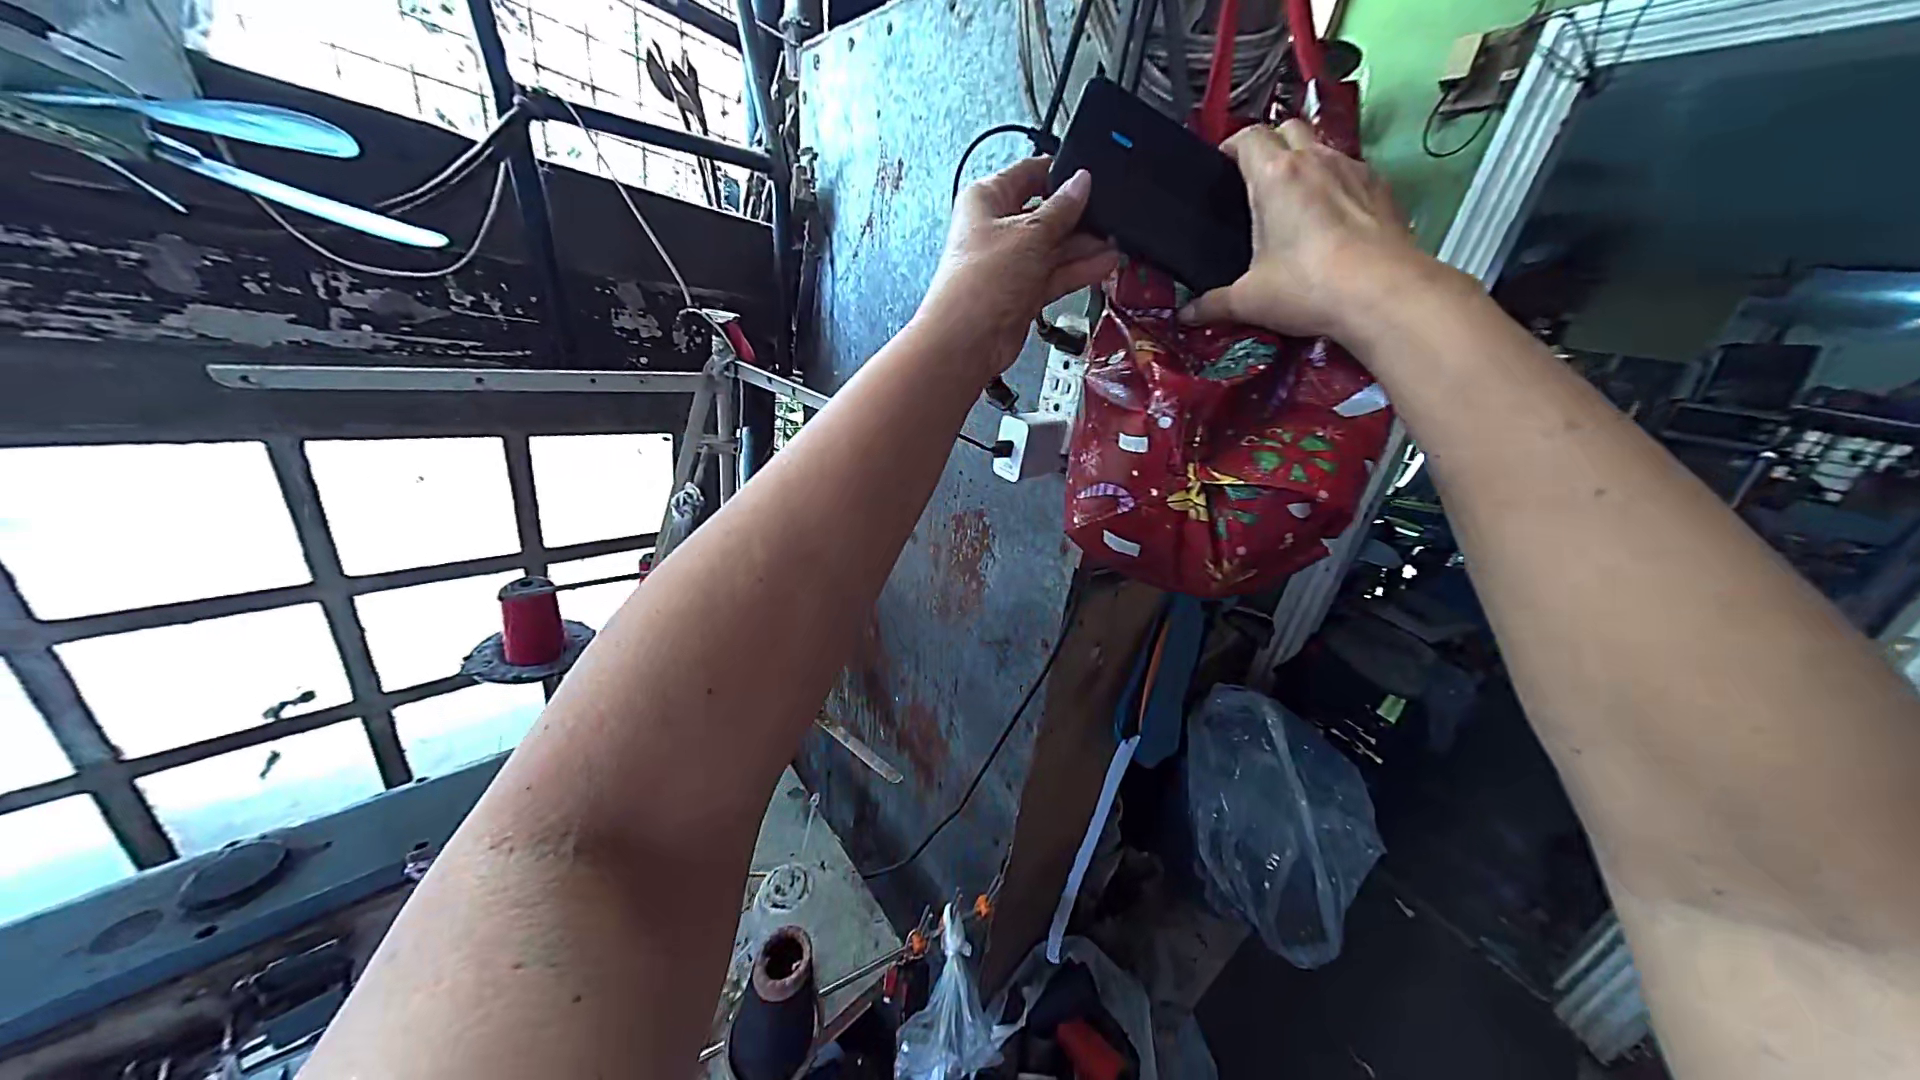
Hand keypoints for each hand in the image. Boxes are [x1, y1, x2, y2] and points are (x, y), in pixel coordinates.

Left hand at [919, 157, 1119, 379]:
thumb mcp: (1030, 233)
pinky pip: (1055, 275)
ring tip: (1115, 240)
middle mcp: (996, 232)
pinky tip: (1103, 263)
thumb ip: (1061, 209)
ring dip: (1084, 246)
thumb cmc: (978, 284)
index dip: (1059, 174)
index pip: (1028, 175)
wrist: (968, 341)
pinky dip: (1078, 270)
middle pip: (1045, 214)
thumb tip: (1080, 184)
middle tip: (1108, 214)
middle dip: (1077, 216)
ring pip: (1053, 248)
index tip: (1089, 176)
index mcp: (986, 201)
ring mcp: (1010, 265)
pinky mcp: (1021, 294)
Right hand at [1179, 120, 1430, 341]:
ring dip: (1304, 163)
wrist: (1382, 294)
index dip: (1231, 147)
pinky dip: (1334, 184)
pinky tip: (1329, 220)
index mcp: (1275, 177)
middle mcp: (1316, 160)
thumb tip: (1186, 315)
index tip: (1222, 167)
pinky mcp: (1381, 188)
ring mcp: (1353, 170)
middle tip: (1255, 181)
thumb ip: (1212, 305)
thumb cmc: (1308, 288)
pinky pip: (1350, 172)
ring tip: (1292, 202)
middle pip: (1288, 127)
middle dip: (1270, 145)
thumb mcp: (1247, 301)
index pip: (1248, 137)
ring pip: (1322, 146)